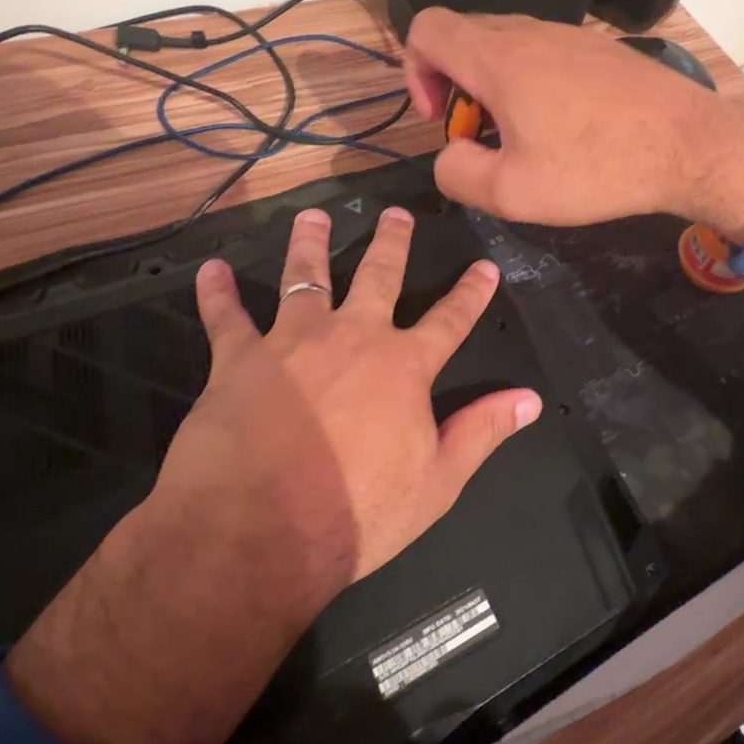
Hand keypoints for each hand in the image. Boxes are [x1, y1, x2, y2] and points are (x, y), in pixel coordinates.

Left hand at [5, 206, 539, 743]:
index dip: (471, 293)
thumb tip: (531, 399)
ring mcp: (293, 342)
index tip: (485, 266)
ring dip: (310, 244)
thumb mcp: (437, 482)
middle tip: (397, 214)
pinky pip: (227, 317)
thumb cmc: (356, 512)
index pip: (450, 320)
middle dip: (392, 243)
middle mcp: (353, 337)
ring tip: (312, 217)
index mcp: (404, 367)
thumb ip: (482, 432)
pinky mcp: (238, 359)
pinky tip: (212, 271)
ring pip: (305, 278)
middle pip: (378, 277)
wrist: (257, 529)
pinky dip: (219, 293)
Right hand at [403, 8, 743, 242]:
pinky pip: (543, 51)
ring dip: (495, 86)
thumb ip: (458, 173)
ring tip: (524, 136)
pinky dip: (531, 81)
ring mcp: (568, 34)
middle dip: (455, 85)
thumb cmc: (597, 168)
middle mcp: (529, 32)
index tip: (442, 117)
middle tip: (482, 135)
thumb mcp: (513, 192)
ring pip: (505, 44)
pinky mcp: (598, 47)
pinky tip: (564, 127)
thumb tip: (451, 155)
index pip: (426, 29)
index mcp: (498, 58)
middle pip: (463, 36)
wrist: (690, 144)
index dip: (415, 71)